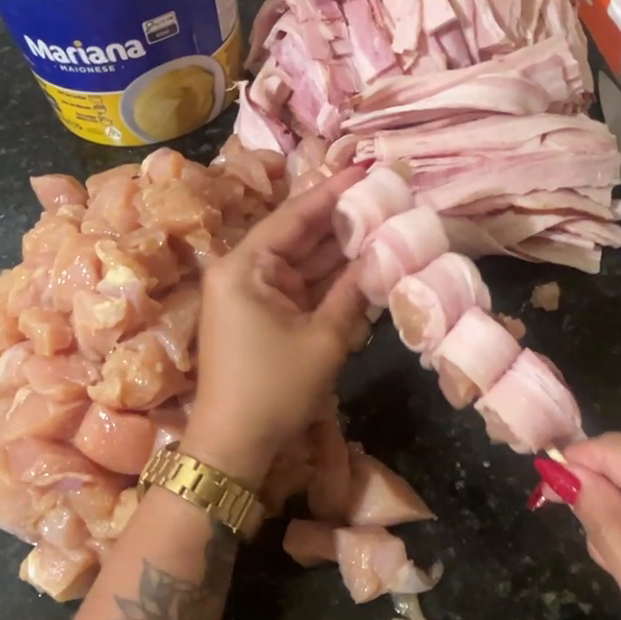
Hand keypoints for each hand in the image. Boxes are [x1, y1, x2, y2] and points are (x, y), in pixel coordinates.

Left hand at [181, 167, 368, 485]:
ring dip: (339, 248)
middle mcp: (243, 272)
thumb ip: (354, 292)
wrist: (234, 447)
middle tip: (384, 196)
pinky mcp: (263, 316)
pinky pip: (301, 286)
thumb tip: (385, 253)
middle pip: (298, 235)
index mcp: (244, 267)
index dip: (331, 193)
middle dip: (341, 219)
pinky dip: (329, 279)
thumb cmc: (274, 389)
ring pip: (302, 261)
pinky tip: (364, 261)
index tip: (364, 172)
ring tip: (383, 221)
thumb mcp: (322, 339)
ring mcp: (252, 295)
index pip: (294, 216)